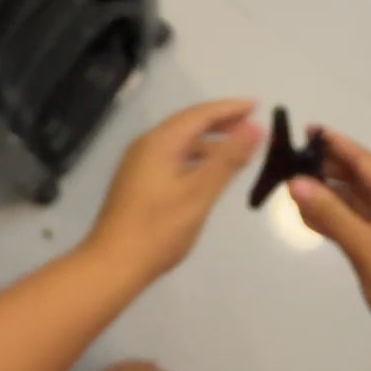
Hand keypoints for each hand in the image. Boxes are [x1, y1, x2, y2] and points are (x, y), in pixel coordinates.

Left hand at [83, 99, 261, 283]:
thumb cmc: (158, 230)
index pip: (200, 114)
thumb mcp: (198, 194)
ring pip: (180, 142)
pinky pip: (173, 156)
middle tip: (252, 123)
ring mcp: (140, 163)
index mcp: (159, 142)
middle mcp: (147, 145)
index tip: (257, 105)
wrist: (112, 265)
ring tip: (238, 148)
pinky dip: (196, 157)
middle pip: (189, 124)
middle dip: (221, 121)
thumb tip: (254, 127)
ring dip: (209, 141)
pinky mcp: (139, 181)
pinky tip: (209, 171)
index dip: (230, 108)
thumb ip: (227, 159)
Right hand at [288, 129, 370, 368]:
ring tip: (295, 190)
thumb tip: (296, 181)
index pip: (364, 160)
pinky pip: (359, 226)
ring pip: (357, 204)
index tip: (308, 129)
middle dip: (328, 168)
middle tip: (292, 161)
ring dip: (329, 196)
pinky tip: (312, 221)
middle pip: (360, 179)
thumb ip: (330, 213)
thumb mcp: (365, 247)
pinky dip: (336, 221)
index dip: (336, 143)